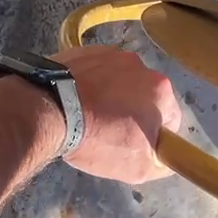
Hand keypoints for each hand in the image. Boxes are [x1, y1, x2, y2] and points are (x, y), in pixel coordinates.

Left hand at [52, 45, 182, 184]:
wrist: (47, 107)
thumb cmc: (98, 138)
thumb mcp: (140, 167)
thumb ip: (162, 160)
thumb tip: (162, 153)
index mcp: (160, 88)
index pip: (170, 118)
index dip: (155, 137)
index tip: (135, 145)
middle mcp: (136, 63)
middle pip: (143, 94)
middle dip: (133, 112)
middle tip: (111, 131)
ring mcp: (106, 52)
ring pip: (117, 81)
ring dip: (110, 95)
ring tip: (89, 115)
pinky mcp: (79, 50)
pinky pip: (93, 71)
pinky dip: (89, 83)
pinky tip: (75, 99)